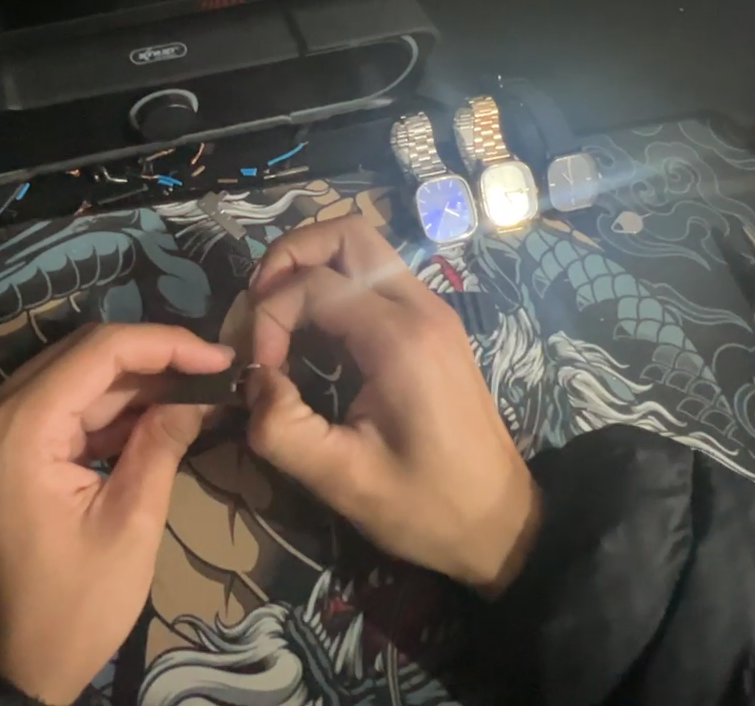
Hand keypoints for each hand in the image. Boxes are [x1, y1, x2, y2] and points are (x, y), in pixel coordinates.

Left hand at [0, 323, 232, 702]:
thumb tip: (201, 393)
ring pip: (74, 376)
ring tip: (195, 392)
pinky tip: (155, 415)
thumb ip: (162, 443)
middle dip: (153, 360)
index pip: (99, 351)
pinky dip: (107, 409)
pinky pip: (59, 405)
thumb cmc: (69, 610)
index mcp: (16, 428)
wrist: (3, 672)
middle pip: (83, 355)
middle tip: (212, 374)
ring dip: (135, 384)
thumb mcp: (129, 526)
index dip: (165, 344)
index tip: (218, 358)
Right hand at [242, 217, 540, 597]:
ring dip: (310, 265)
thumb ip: (283, 429)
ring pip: (361, 245)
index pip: (315, 283)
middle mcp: (420, 306)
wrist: (504, 522)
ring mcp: (430, 308)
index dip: (269, 315)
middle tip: (259, 304)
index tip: (259, 369)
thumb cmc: (427, 507)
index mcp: (401, 339)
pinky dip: (332, 283)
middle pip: (347, 231)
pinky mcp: (429, 322)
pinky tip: (311, 331)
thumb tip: (250, 380)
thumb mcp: (345, 481)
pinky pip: (373, 275)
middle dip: (289, 256)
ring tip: (278, 313)